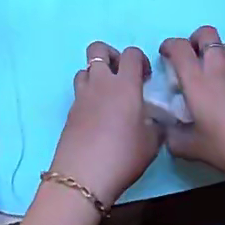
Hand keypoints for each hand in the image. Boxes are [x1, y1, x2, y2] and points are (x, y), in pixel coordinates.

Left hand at [47, 42, 162, 204]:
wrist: (83, 176)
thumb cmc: (123, 155)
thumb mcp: (152, 143)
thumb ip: (155, 125)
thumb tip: (154, 120)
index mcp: (124, 84)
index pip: (131, 54)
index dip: (140, 59)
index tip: (146, 78)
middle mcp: (100, 83)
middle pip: (98, 49)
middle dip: (111, 55)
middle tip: (122, 76)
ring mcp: (81, 95)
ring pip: (84, 69)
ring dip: (96, 75)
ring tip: (108, 96)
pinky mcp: (69, 110)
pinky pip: (79, 91)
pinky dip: (88, 95)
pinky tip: (98, 115)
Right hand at [159, 26, 224, 193]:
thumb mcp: (192, 149)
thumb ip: (173, 137)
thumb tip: (168, 132)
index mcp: (198, 80)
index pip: (180, 46)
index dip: (168, 46)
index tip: (164, 57)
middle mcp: (219, 69)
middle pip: (206, 33)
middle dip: (193, 39)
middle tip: (186, 60)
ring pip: (223, 48)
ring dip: (210, 54)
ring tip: (204, 79)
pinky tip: (224, 96)